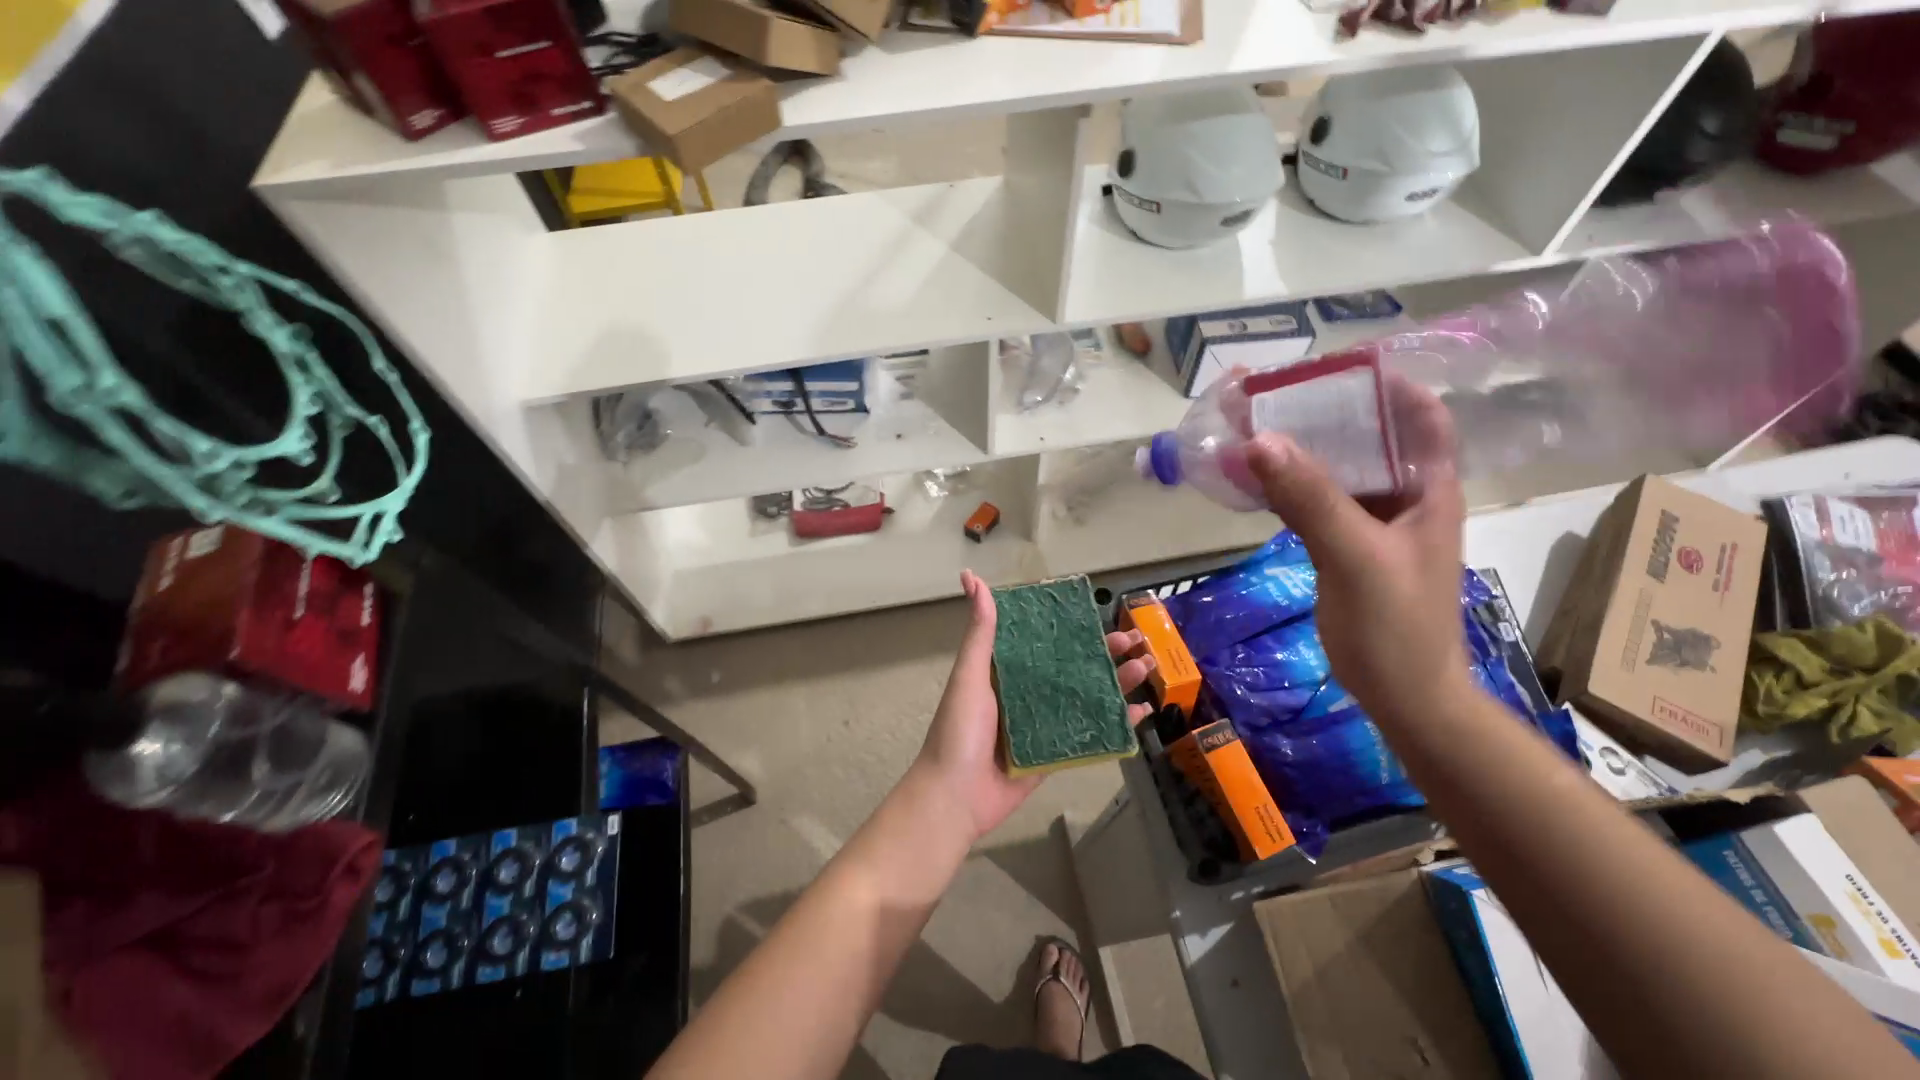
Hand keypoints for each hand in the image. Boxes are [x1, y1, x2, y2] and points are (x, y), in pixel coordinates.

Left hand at [910, 570, 1155, 843]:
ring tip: (1146, 668)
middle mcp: (1026, 696)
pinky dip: (1116, 724)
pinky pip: (1090, 735)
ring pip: (1086, 699)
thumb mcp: (970, 675)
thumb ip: (980, 631)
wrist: (955, 796)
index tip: (1101, 615)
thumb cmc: (958, 730)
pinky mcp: (1055, 756)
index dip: (1074, 630)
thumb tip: (971, 577)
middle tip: (1137, 642)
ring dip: (1117, 684)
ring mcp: (1043, 727)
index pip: (1046, 644)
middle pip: (1073, 670)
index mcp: (1005, 674)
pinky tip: (1140, 712)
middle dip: (1105, 655)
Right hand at [1243, 381, 1473, 723]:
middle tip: (1270, 394)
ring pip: (1336, 473)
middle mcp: (1405, 499)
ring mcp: (1374, 527)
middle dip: (1323, 414)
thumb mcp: (1356, 557)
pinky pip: (1315, 505)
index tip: (1335, 367)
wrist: (1405, 699)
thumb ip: (1312, 498)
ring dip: (1298, 451)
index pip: (1420, 418)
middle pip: (1368, 440)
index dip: (1387, 385)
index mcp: (1429, 490)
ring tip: (1250, 427)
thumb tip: (1260, 440)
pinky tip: (1252, 480)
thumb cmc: (1396, 627)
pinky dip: (1286, 489)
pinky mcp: (1346, 551)